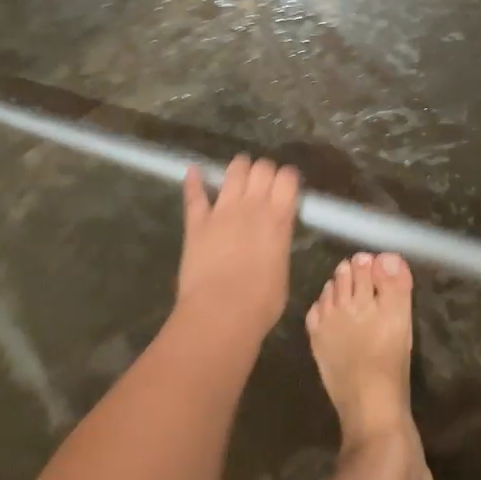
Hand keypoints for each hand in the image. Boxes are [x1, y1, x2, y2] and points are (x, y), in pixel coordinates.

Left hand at [175, 155, 299, 336]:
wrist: (221, 312)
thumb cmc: (261, 303)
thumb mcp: (282, 270)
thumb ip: (277, 246)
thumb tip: (272, 243)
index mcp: (279, 219)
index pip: (288, 178)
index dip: (287, 177)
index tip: (286, 184)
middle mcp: (252, 206)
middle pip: (262, 168)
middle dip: (264, 169)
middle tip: (263, 180)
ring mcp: (222, 211)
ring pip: (233, 172)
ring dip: (238, 167)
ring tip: (239, 170)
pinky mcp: (197, 222)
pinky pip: (194, 195)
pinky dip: (193, 181)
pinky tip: (192, 170)